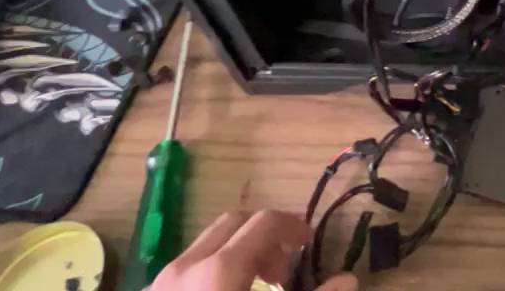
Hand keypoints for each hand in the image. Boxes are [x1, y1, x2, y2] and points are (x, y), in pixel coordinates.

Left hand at [145, 209, 353, 290]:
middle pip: (232, 224)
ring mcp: (156, 290)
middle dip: (263, 237)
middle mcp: (185, 269)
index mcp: (219, 270)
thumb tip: (348, 280)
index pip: (265, 222)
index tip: (309, 246)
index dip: (294, 226)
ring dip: (234, 258)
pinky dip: (206, 280)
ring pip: (202, 251)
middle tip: (280, 269)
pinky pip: (180, 279)